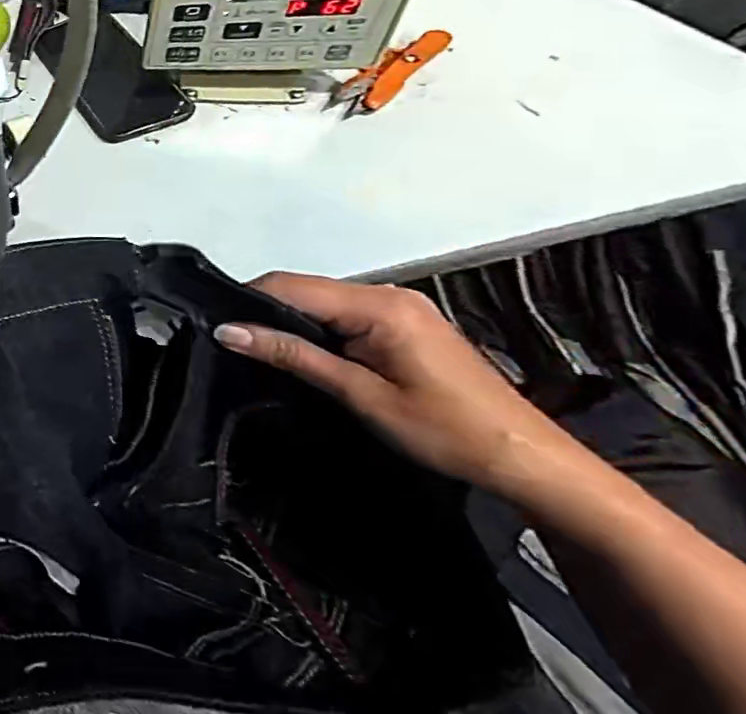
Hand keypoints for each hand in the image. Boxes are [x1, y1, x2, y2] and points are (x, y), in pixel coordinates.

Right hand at [215, 272, 588, 493]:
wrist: (528, 460)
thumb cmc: (446, 431)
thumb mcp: (360, 395)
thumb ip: (293, 356)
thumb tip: (229, 331)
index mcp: (378, 304)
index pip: (291, 286)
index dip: (248, 302)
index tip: (217, 329)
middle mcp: (388, 293)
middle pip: (304, 289)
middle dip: (265, 312)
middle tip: (234, 345)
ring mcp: (399, 305)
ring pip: (322, 301)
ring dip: (291, 322)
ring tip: (261, 352)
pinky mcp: (404, 321)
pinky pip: (343, 313)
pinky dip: (318, 329)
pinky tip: (305, 353)